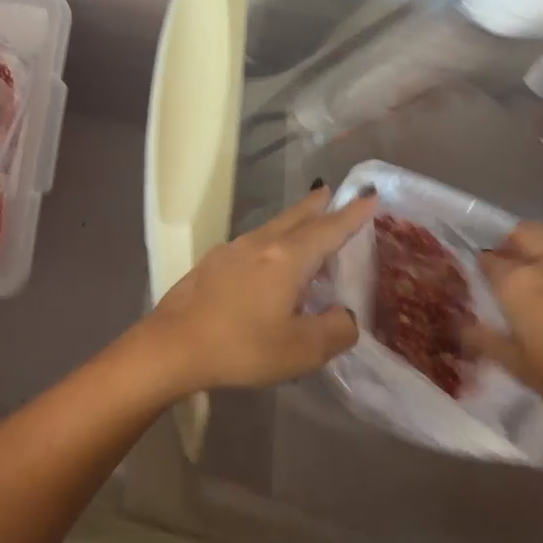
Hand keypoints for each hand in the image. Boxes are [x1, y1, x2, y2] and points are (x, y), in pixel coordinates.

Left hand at [138, 189, 376, 396]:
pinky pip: (252, 245)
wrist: (174, 344)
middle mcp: (257, 245)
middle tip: (332, 194)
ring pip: (270, 229)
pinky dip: (272, 245)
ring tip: (308, 227)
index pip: (326, 230)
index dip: (350, 216)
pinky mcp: (211, 264)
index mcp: (284, 259)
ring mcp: (229, 251)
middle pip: (294, 219)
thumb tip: (343, 314)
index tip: (368, 196)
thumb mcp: (303, 349)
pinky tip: (271, 263)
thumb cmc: (242, 346)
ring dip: (293, 225)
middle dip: (316, 207)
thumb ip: (334, 329)